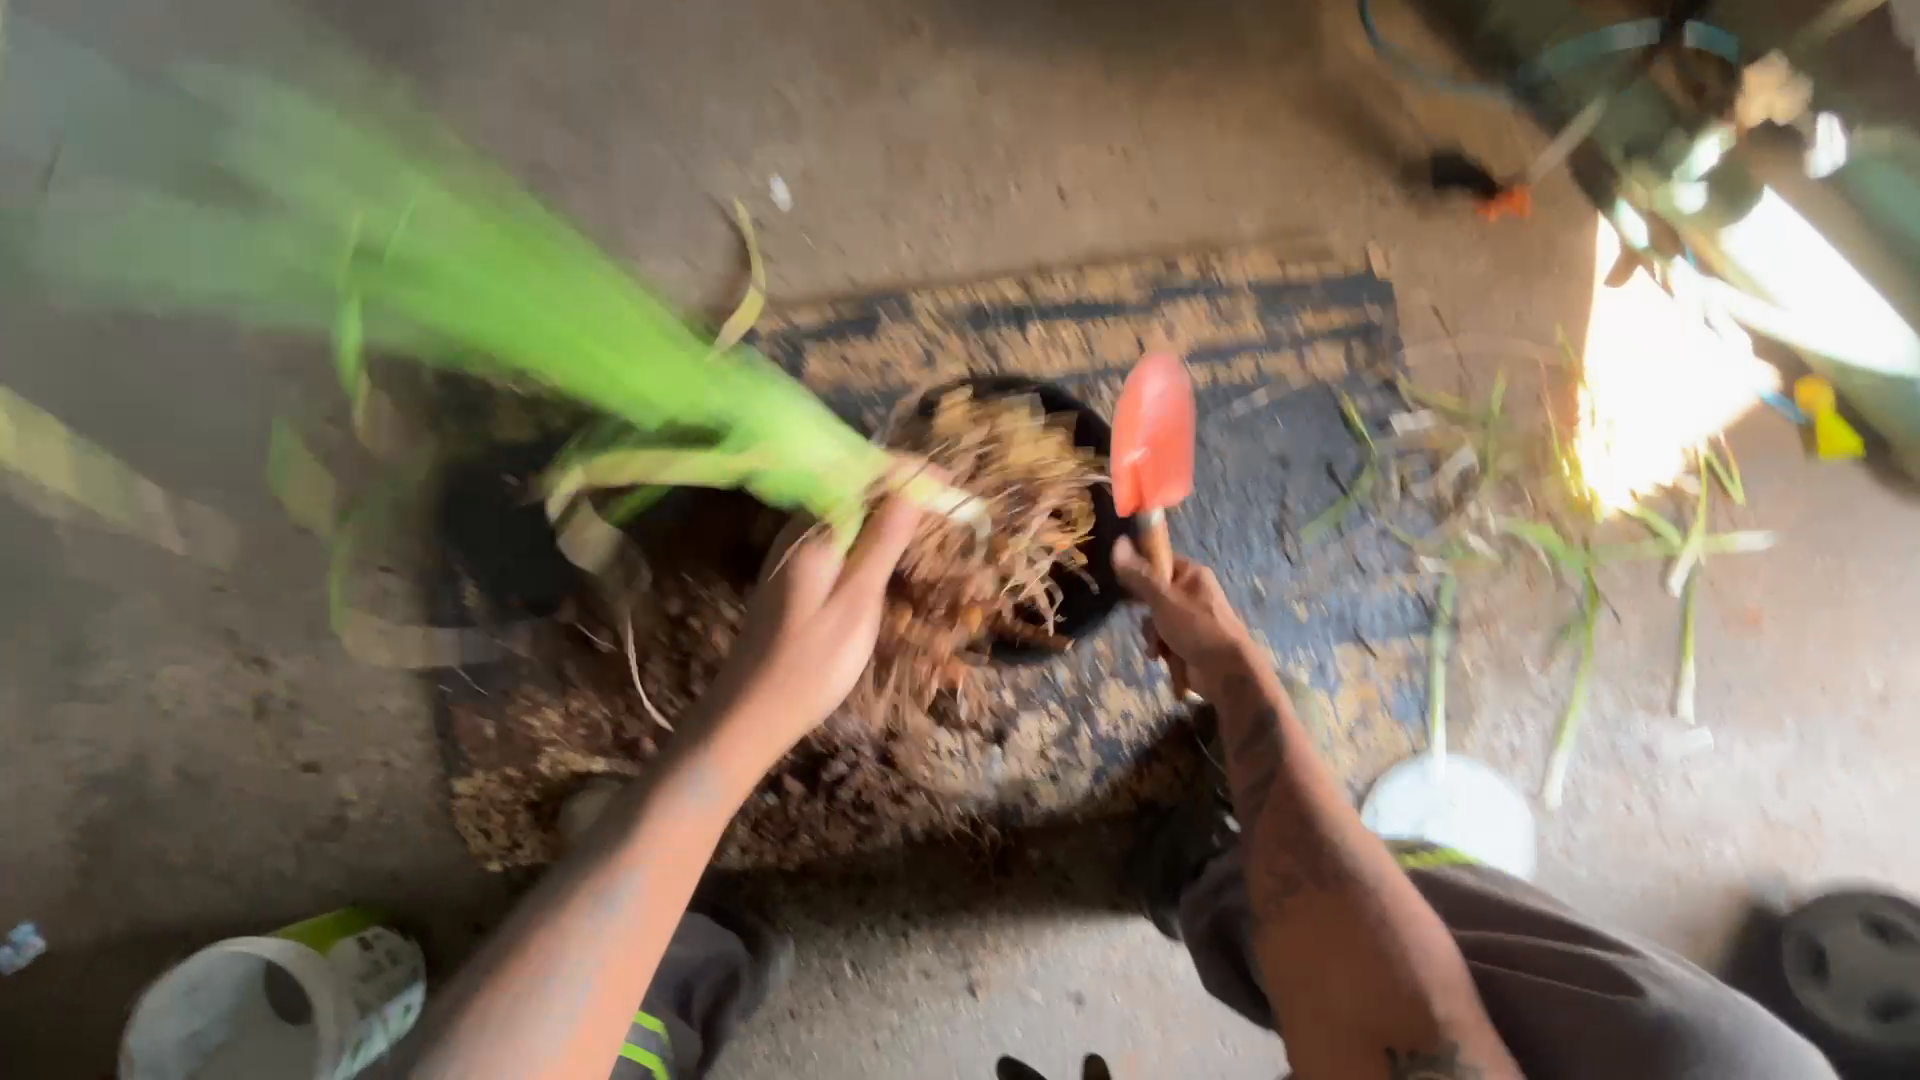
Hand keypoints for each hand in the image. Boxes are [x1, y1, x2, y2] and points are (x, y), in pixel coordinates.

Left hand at [701, 495, 920, 762]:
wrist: (752, 711)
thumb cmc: (811, 664)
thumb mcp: (856, 602)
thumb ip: (883, 542)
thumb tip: (911, 486)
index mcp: (814, 532)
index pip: (863, 476)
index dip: (908, 471)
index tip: (949, 478)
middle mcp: (798, 531)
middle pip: (852, 485)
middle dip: (898, 482)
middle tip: (945, 495)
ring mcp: (792, 551)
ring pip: (844, 507)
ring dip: (884, 503)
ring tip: (925, 511)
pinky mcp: (793, 572)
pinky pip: (836, 531)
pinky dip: (866, 528)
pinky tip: (885, 542)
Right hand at [1112, 538, 1267, 704]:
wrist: (1226, 671)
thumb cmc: (1196, 627)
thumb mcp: (1163, 598)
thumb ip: (1139, 575)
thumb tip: (1118, 542)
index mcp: (1191, 574)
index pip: (1159, 561)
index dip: (1141, 570)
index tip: (1126, 584)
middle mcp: (1191, 593)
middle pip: (1153, 593)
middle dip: (1146, 611)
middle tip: (1146, 617)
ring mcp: (1190, 619)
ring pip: (1155, 618)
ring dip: (1151, 632)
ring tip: (1157, 644)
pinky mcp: (1188, 641)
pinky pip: (1163, 637)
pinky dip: (1159, 646)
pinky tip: (1159, 655)